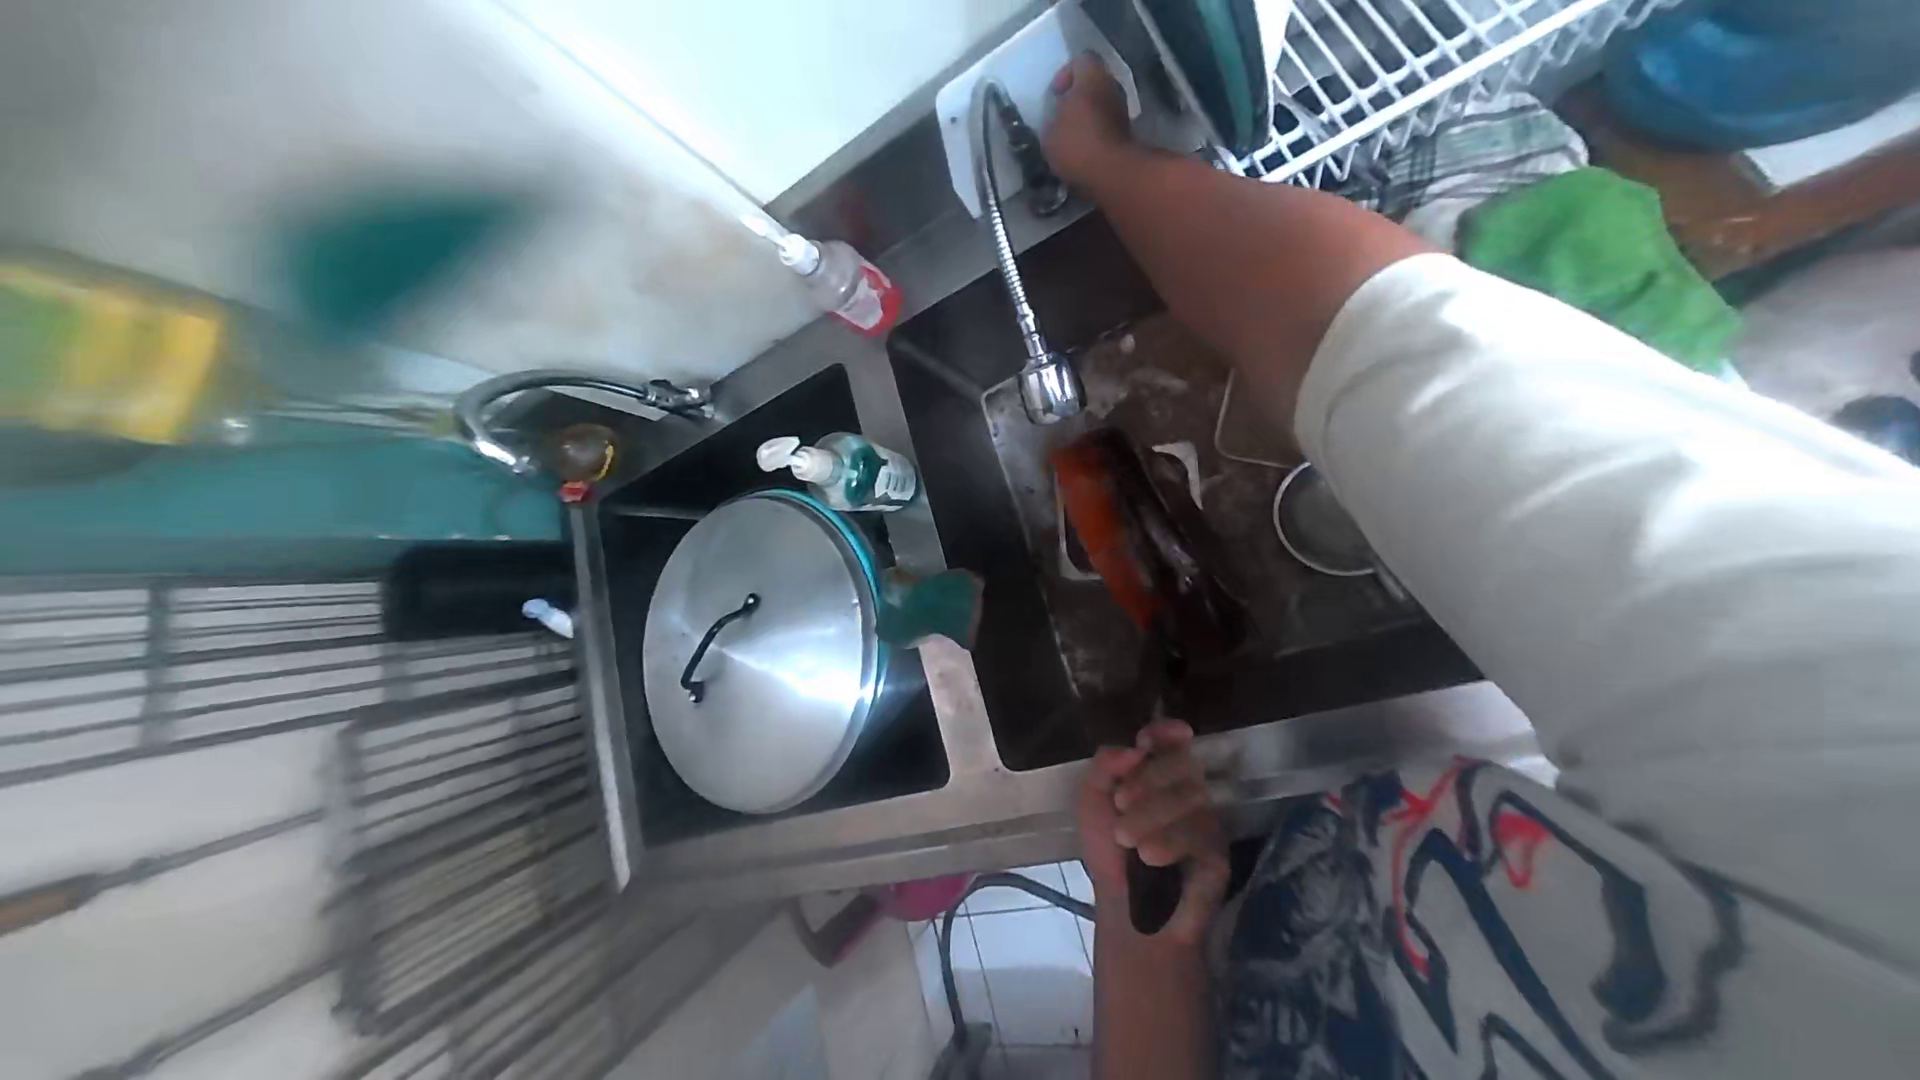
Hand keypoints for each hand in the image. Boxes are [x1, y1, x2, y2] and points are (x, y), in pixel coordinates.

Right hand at [1043, 53, 1136, 189]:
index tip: (1055, 95)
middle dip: (1078, 97)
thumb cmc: (1076, 145)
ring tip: (1072, 138)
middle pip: (1093, 83)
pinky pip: (1107, 126)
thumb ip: (1052, 120)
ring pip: (1102, 105)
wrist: (1111, 173)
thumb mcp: (1049, 133)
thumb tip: (1057, 120)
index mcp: (1092, 76)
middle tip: (1062, 116)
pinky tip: (1084, 152)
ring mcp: (1123, 110)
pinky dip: (1097, 134)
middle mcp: (1112, 85)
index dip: (1065, 74)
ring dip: (1088, 117)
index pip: (1080, 60)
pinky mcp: (1127, 134)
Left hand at [1076, 719, 1229, 944]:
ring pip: (1192, 796)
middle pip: (1182, 763)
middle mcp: (1186, 789)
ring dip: (1152, 815)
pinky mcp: (1218, 852)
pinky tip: (1151, 856)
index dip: (1165, 733)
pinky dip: (1171, 841)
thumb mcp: (1092, 801)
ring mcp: (1206, 818)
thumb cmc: (1108, 850)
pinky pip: (1202, 833)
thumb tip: (1134, 748)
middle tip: (1120, 804)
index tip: (1148, 740)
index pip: (1171, 741)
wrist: (1124, 906)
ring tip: (1128, 840)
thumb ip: (1105, 766)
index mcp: (1155, 772)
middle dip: (1149, 779)